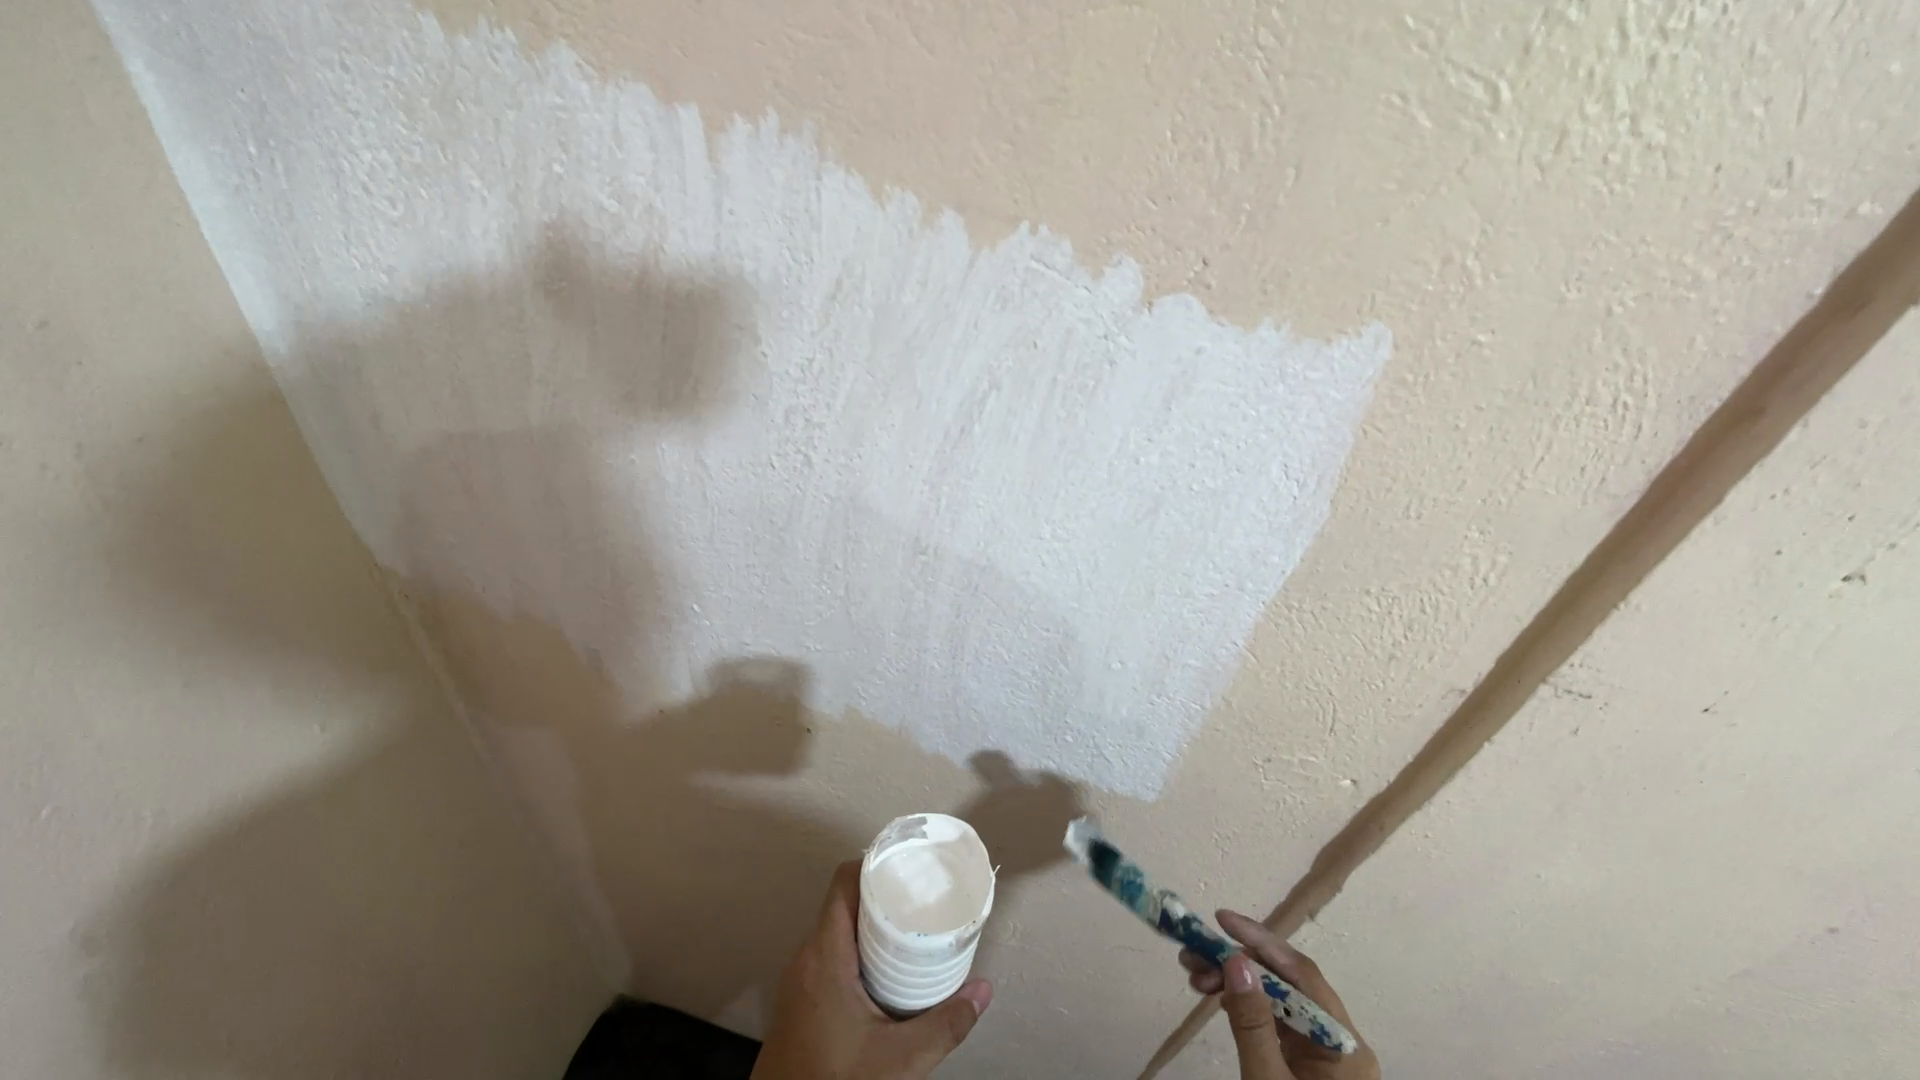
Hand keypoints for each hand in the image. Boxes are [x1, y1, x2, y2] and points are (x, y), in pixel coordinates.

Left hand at [752, 861, 992, 1078]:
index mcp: (824, 956)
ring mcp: (798, 979)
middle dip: (882, 894)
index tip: (909, 865)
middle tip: (922, 896)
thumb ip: (946, 1025)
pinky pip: (829, 954)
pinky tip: (885, 967)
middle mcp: (805, 958)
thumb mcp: (900, 1060)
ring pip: (835, 930)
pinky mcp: (799, 999)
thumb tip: (984, 990)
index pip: (844, 883)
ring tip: (910, 926)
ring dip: (869, 923)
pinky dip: (856, 948)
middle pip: (842, 903)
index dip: (874, 864)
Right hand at [1179, 910, 1379, 1079]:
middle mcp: (1338, 1043)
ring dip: (1234, 983)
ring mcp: (1321, 1057)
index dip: (1261, 941)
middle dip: (1238, 963)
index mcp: (1345, 1046)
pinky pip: (1272, 1024)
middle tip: (1190, 954)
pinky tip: (1213, 999)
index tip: (1219, 920)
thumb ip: (1252, 1024)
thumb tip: (1236, 961)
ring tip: (1191, 974)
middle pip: (1288, 985)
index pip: (1302, 975)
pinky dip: (1241, 1007)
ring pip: (1276, 1002)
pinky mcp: (1303, 1069)